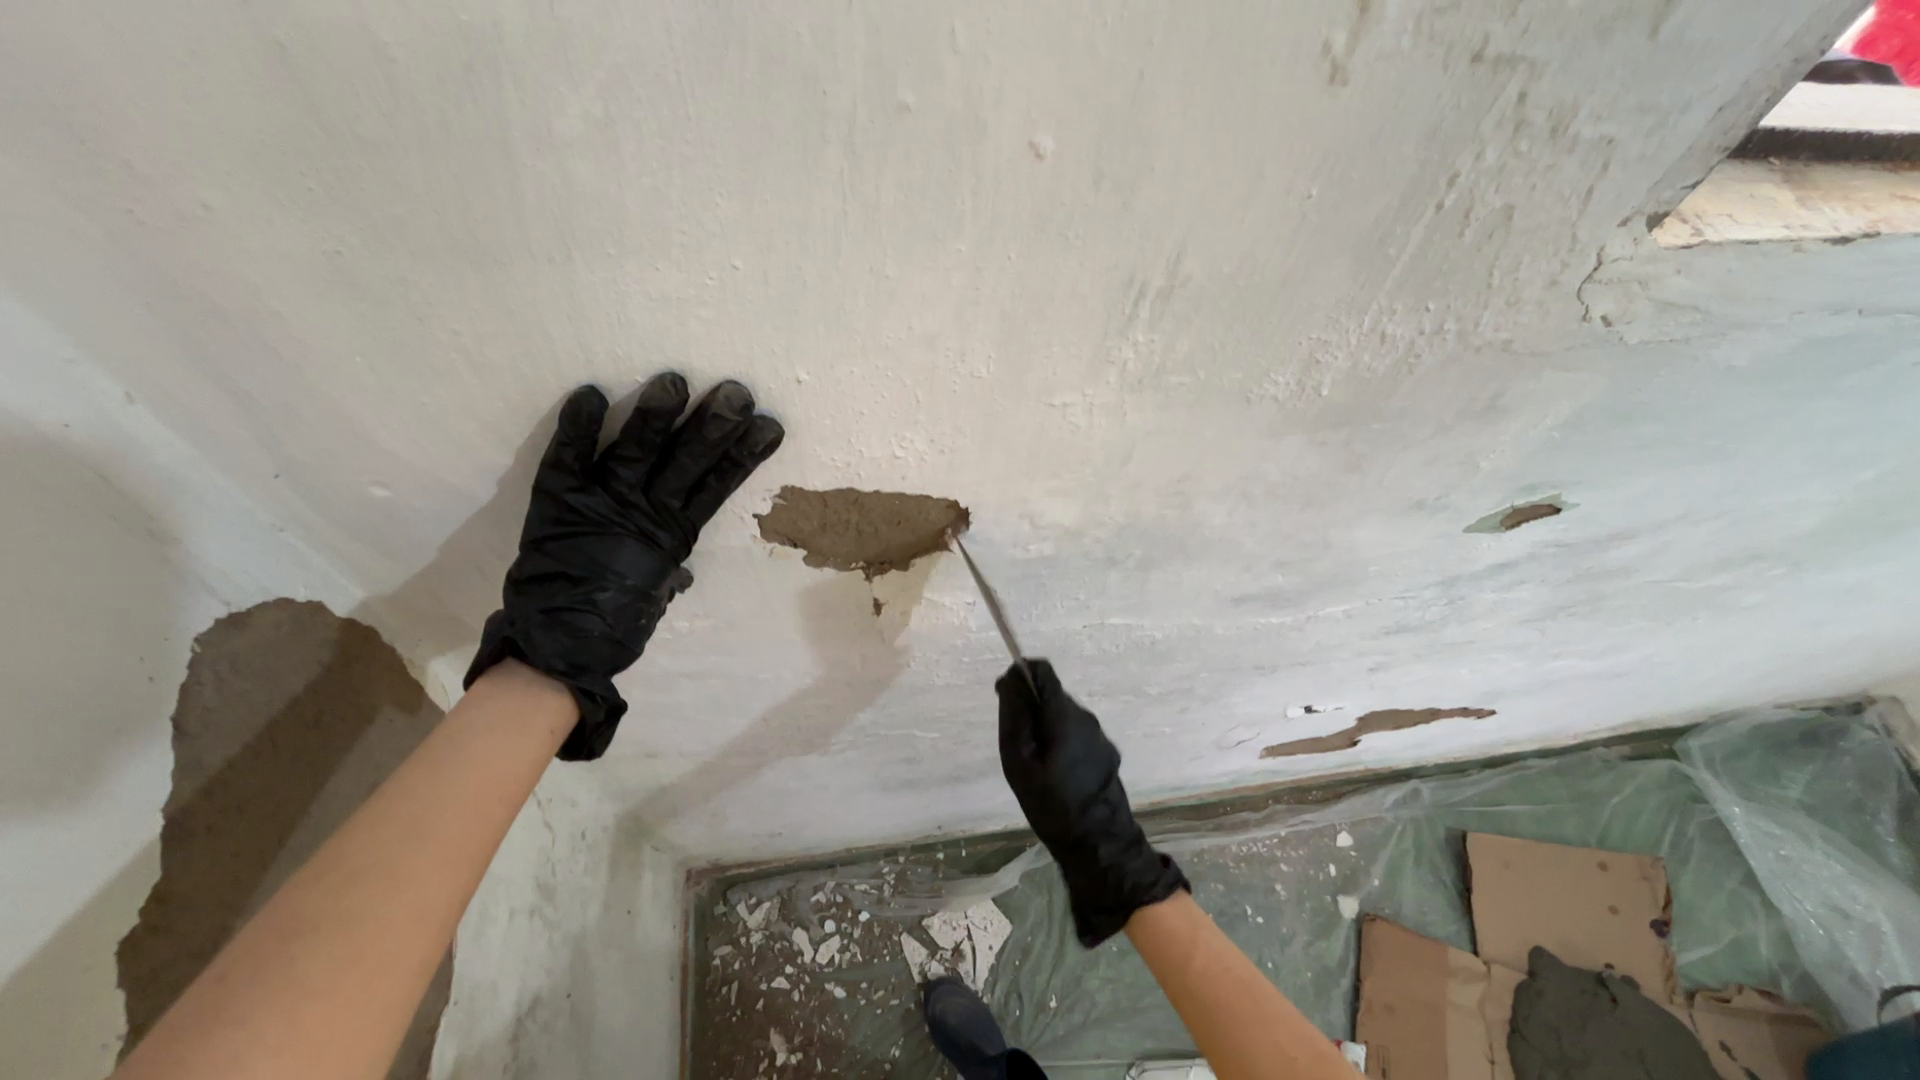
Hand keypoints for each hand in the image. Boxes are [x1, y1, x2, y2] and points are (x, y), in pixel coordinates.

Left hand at [467, 374, 783, 759]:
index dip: (743, 455)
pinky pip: (569, 457)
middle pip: (686, 461)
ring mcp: (605, 504)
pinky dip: (580, 427)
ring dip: (656, 416)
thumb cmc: (617, 621)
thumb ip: (670, 563)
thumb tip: (681, 562)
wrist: (563, 645)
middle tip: (734, 392)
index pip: (717, 485)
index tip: (769, 424)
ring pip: (637, 451)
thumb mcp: (658, 590)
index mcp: (673, 533)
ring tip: (675, 381)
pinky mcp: (561, 502)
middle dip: (711, 425)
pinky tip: (593, 394)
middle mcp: (646, 511)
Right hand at [997, 660, 1188, 945]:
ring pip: (1062, 715)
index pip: (1041, 670)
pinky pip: (1075, 734)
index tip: (1005, 700)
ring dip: (1044, 728)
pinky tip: (1055, 774)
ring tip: (1035, 766)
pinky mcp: (1105, 752)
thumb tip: (1009, 678)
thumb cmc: (1051, 804)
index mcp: (1064, 715)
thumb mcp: (1019, 762)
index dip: (1019, 676)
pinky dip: (1059, 742)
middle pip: (1050, 694)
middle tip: (1016, 745)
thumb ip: (1014, 717)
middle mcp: (1085, 717)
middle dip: (1029, 708)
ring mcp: (1098, 735)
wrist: (1099, 845)